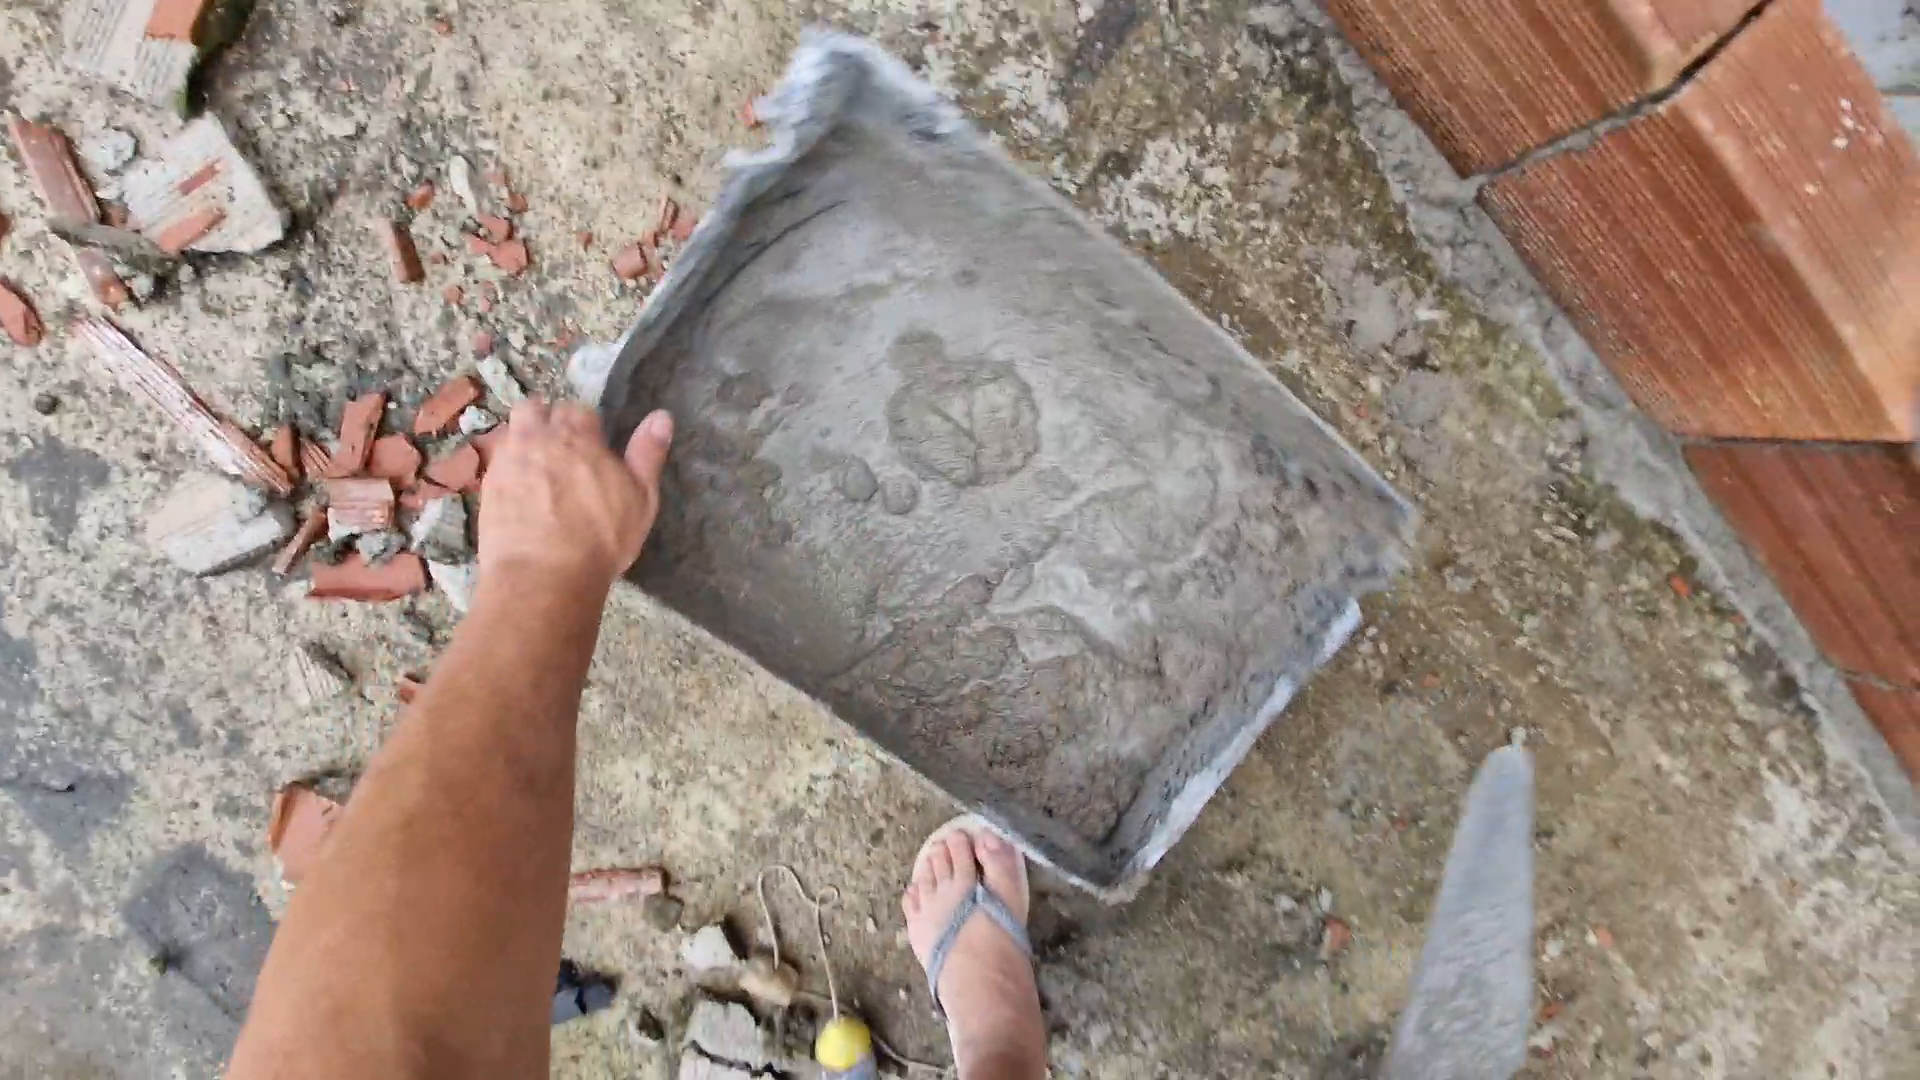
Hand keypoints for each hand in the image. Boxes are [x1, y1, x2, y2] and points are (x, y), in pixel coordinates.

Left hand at [477, 401, 672, 589]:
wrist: (544, 574)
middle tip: (566, 449)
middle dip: (551, 421)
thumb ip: (648, 453)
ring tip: (542, 464)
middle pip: (538, 410)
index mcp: (578, 436)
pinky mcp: (488, 486)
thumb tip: (662, 416)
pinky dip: (512, 465)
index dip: (588, 424)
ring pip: (513, 430)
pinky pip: (499, 461)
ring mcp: (508, 461)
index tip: (597, 443)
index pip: (578, 409)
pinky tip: (525, 490)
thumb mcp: (641, 497)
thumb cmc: (603, 537)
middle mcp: (537, 439)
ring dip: (526, 437)